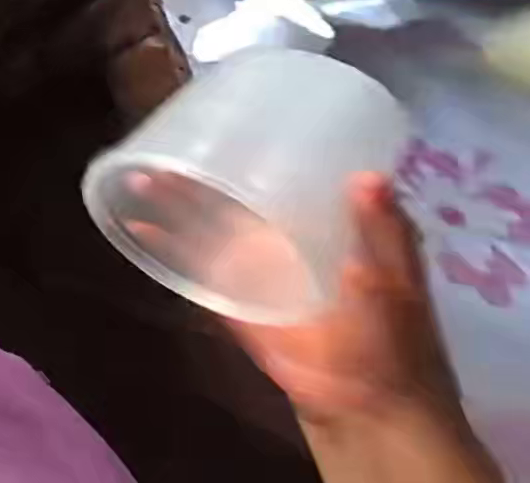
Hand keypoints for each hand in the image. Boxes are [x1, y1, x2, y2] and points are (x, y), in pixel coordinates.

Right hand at [127, 171, 460, 423]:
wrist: (361, 399)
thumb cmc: (388, 338)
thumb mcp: (394, 281)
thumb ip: (381, 234)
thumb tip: (367, 173)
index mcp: (309, 232)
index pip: (273, 186)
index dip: (248, 159)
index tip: (221, 131)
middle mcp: (269, 242)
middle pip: (221, 200)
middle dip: (189, 177)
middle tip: (160, 150)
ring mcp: (240, 266)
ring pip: (195, 224)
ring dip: (165, 202)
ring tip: (138, 177)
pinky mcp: (219, 290)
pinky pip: (183, 261)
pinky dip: (156, 242)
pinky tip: (135, 223)